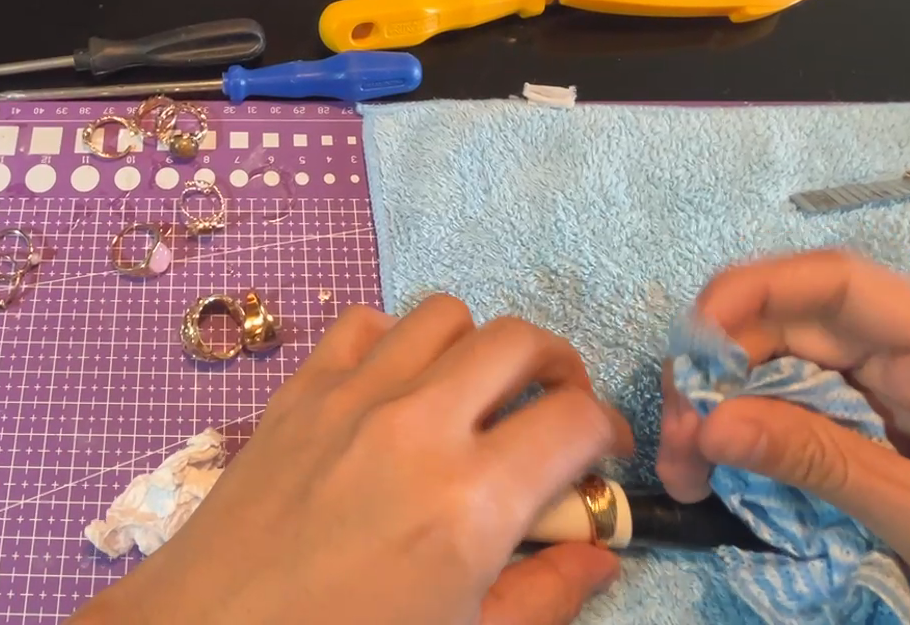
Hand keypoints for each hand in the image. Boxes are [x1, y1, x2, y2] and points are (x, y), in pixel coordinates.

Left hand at [77, 296, 633, 624]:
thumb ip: (545, 595)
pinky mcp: (302, 382)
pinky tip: (393, 383)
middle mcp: (416, 422)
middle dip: (557, 365)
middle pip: (517, 339)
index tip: (602, 454)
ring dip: (476, 345)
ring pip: (443, 313)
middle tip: (553, 406)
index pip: (574, 420)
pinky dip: (396, 340)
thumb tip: (601, 551)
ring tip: (472, 391)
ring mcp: (352, 390)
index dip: (607, 430)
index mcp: (470, 501)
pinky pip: (364, 322)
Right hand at [657, 251, 909, 624]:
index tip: (694, 344)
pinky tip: (727, 472)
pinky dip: (758, 441)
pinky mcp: (895, 442)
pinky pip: (806, 419)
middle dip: (724, 374)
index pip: (844, 285)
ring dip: (729, 412)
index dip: (755, 292)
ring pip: (790, 376)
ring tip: (689, 467)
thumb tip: (708, 427)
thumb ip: (827, 467)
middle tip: (679, 436)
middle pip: (798, 333)